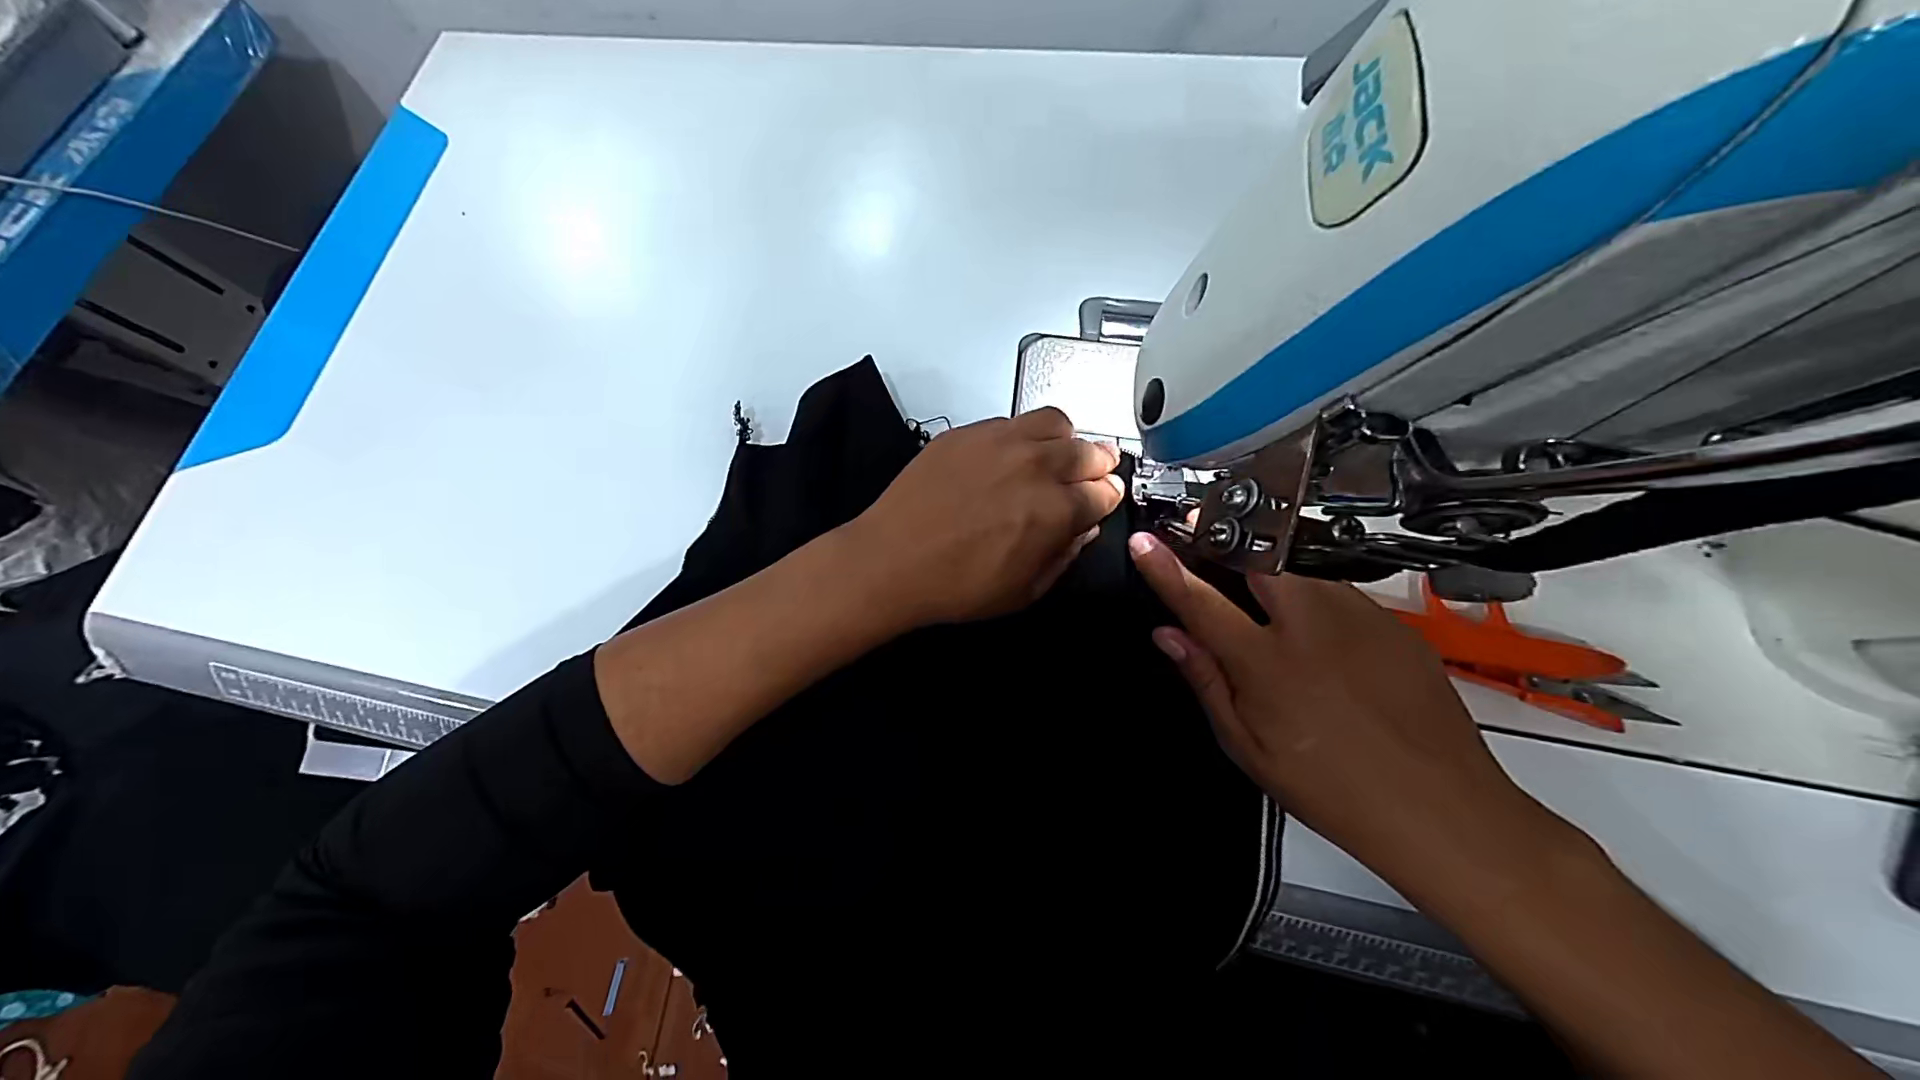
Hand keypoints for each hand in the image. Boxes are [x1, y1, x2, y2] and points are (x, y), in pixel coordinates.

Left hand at [844, 408, 1124, 627]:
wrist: (891, 562)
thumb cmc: (950, 582)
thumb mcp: (1024, 591)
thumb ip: (1063, 556)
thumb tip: (1079, 532)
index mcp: (1056, 510)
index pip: (1106, 491)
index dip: (1108, 497)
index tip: (1102, 500)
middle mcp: (1034, 467)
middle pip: (1090, 450)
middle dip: (1098, 464)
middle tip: (1092, 473)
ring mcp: (1001, 443)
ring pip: (1057, 421)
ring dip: (1067, 439)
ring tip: (1059, 453)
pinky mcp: (969, 433)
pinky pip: (1012, 419)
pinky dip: (1024, 433)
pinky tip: (1015, 452)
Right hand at [1126, 531, 1556, 886]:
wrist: (1440, 808)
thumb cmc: (1339, 789)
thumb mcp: (1249, 745)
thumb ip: (1206, 680)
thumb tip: (1171, 639)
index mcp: (1268, 664)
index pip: (1200, 600)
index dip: (1165, 567)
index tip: (1146, 543)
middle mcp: (1314, 628)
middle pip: (1257, 557)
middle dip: (1226, 542)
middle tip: (1206, 544)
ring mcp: (1360, 619)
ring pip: (1299, 569)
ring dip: (1271, 573)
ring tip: (1267, 609)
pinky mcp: (1393, 624)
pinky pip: (1340, 592)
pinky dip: (1315, 600)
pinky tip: (1318, 638)